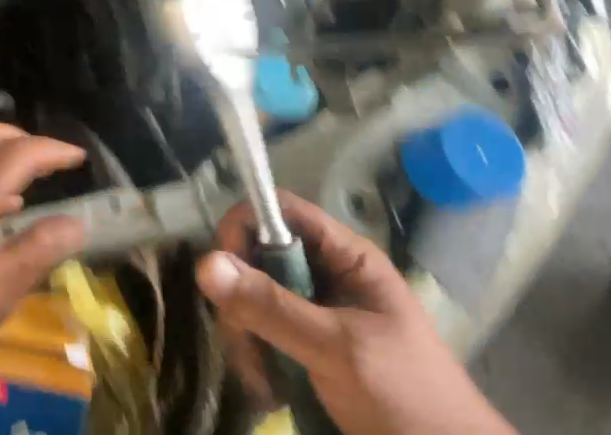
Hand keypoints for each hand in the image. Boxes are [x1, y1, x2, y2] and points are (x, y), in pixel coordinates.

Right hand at [196, 193, 513, 434]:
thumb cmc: (408, 399)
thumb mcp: (338, 349)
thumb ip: (273, 307)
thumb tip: (203, 263)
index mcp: (346, 257)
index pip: (280, 212)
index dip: (244, 227)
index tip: (221, 270)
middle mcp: (327, 275)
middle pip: (258, 257)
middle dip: (242, 299)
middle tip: (245, 344)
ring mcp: (316, 313)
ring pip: (254, 299)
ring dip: (246, 336)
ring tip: (263, 381)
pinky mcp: (307, 348)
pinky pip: (262, 333)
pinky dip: (256, 358)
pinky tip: (268, 389)